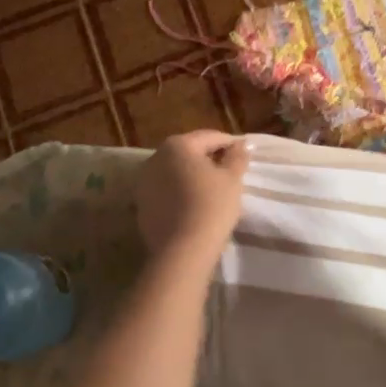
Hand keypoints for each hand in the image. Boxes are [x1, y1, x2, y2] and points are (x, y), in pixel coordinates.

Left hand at [134, 130, 249, 255]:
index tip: (245, 153)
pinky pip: (166, 190)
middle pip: (189, 152)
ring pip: (175, 171)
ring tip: (213, 189)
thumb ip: (237, 156)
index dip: (230, 144)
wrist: (183, 249)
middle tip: (230, 171)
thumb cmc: (212, 206)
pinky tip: (195, 205)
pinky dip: (180, 191)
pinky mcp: (141, 204)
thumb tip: (240, 144)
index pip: (210, 137)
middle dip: (209, 158)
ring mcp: (144, 181)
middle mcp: (155, 157)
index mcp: (178, 145)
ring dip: (193, 175)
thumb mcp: (232, 179)